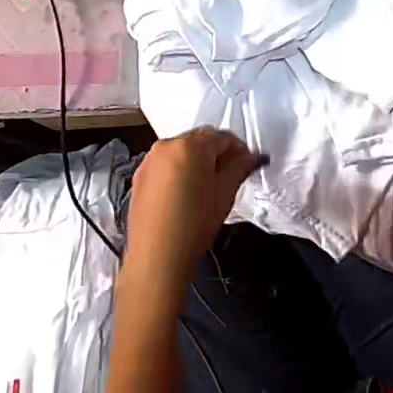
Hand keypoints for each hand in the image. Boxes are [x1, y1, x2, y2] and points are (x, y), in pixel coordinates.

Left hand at [125, 128, 262, 273]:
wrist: (158, 255)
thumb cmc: (192, 227)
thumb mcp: (224, 194)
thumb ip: (239, 168)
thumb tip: (251, 157)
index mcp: (190, 147)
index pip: (222, 137)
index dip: (239, 148)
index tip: (247, 160)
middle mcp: (166, 146)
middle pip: (200, 139)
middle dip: (218, 151)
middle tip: (232, 171)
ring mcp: (150, 160)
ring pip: (181, 149)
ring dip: (197, 159)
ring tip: (209, 184)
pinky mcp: (140, 175)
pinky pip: (165, 163)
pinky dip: (179, 169)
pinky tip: (187, 191)